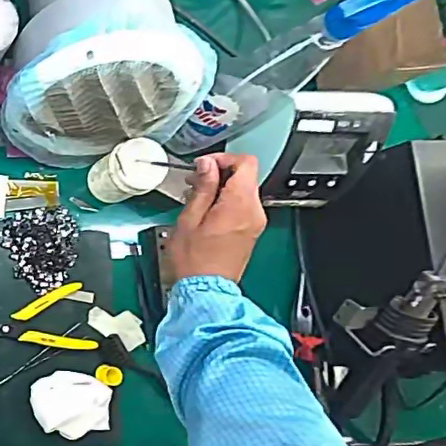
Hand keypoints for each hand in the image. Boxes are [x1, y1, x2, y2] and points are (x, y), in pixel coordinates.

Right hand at [168, 153, 265, 283]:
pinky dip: (225, 200)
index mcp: (239, 205)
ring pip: (243, 189)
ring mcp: (256, 220)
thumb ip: (202, 188)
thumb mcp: (189, 219)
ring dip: (220, 187)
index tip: (202, 166)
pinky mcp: (251, 228)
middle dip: (219, 173)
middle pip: (246, 175)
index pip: (246, 164)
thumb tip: (207, 166)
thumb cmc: (193, 258)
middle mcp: (254, 210)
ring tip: (195, 198)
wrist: (206, 287)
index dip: (223, 158)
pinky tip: (205, 211)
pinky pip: (242, 204)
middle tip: (193, 182)